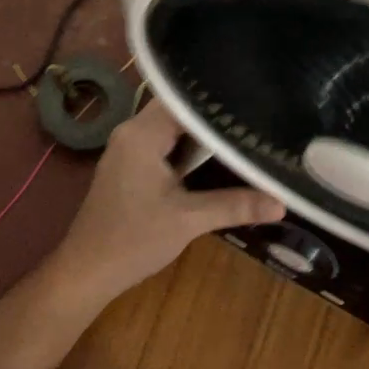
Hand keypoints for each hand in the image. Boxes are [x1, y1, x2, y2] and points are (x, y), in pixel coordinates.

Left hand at [42, 101, 283, 312]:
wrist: (87, 272)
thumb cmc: (134, 240)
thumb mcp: (189, 220)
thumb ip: (235, 205)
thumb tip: (282, 201)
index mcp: (141, 133)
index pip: (184, 99)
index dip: (217, 96)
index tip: (252, 95)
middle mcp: (131, 131)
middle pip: (178, 110)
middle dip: (213, 115)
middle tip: (256, 112)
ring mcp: (127, 148)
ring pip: (171, 127)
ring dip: (201, 133)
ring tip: (243, 129)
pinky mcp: (129, 165)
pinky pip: (163, 142)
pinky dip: (187, 147)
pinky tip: (215, 155)